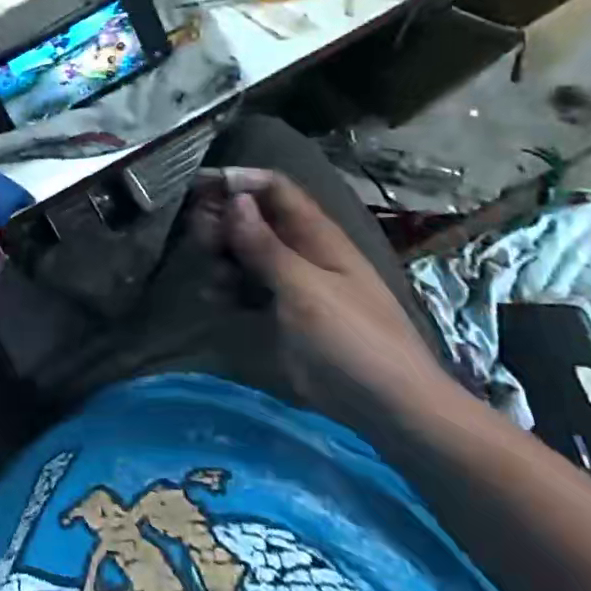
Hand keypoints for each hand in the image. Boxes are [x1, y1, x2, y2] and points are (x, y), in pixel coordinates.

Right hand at [197, 168, 451, 404]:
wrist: (391, 409)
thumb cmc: (353, 340)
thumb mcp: (305, 289)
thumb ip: (265, 246)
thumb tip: (235, 198)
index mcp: (317, 234)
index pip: (274, 188)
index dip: (238, 181)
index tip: (199, 187)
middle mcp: (303, 251)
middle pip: (255, 218)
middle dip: (223, 221)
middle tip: (201, 238)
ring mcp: (293, 283)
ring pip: (247, 252)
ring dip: (223, 256)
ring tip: (213, 277)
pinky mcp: (284, 314)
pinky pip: (248, 287)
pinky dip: (229, 288)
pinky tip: (216, 300)